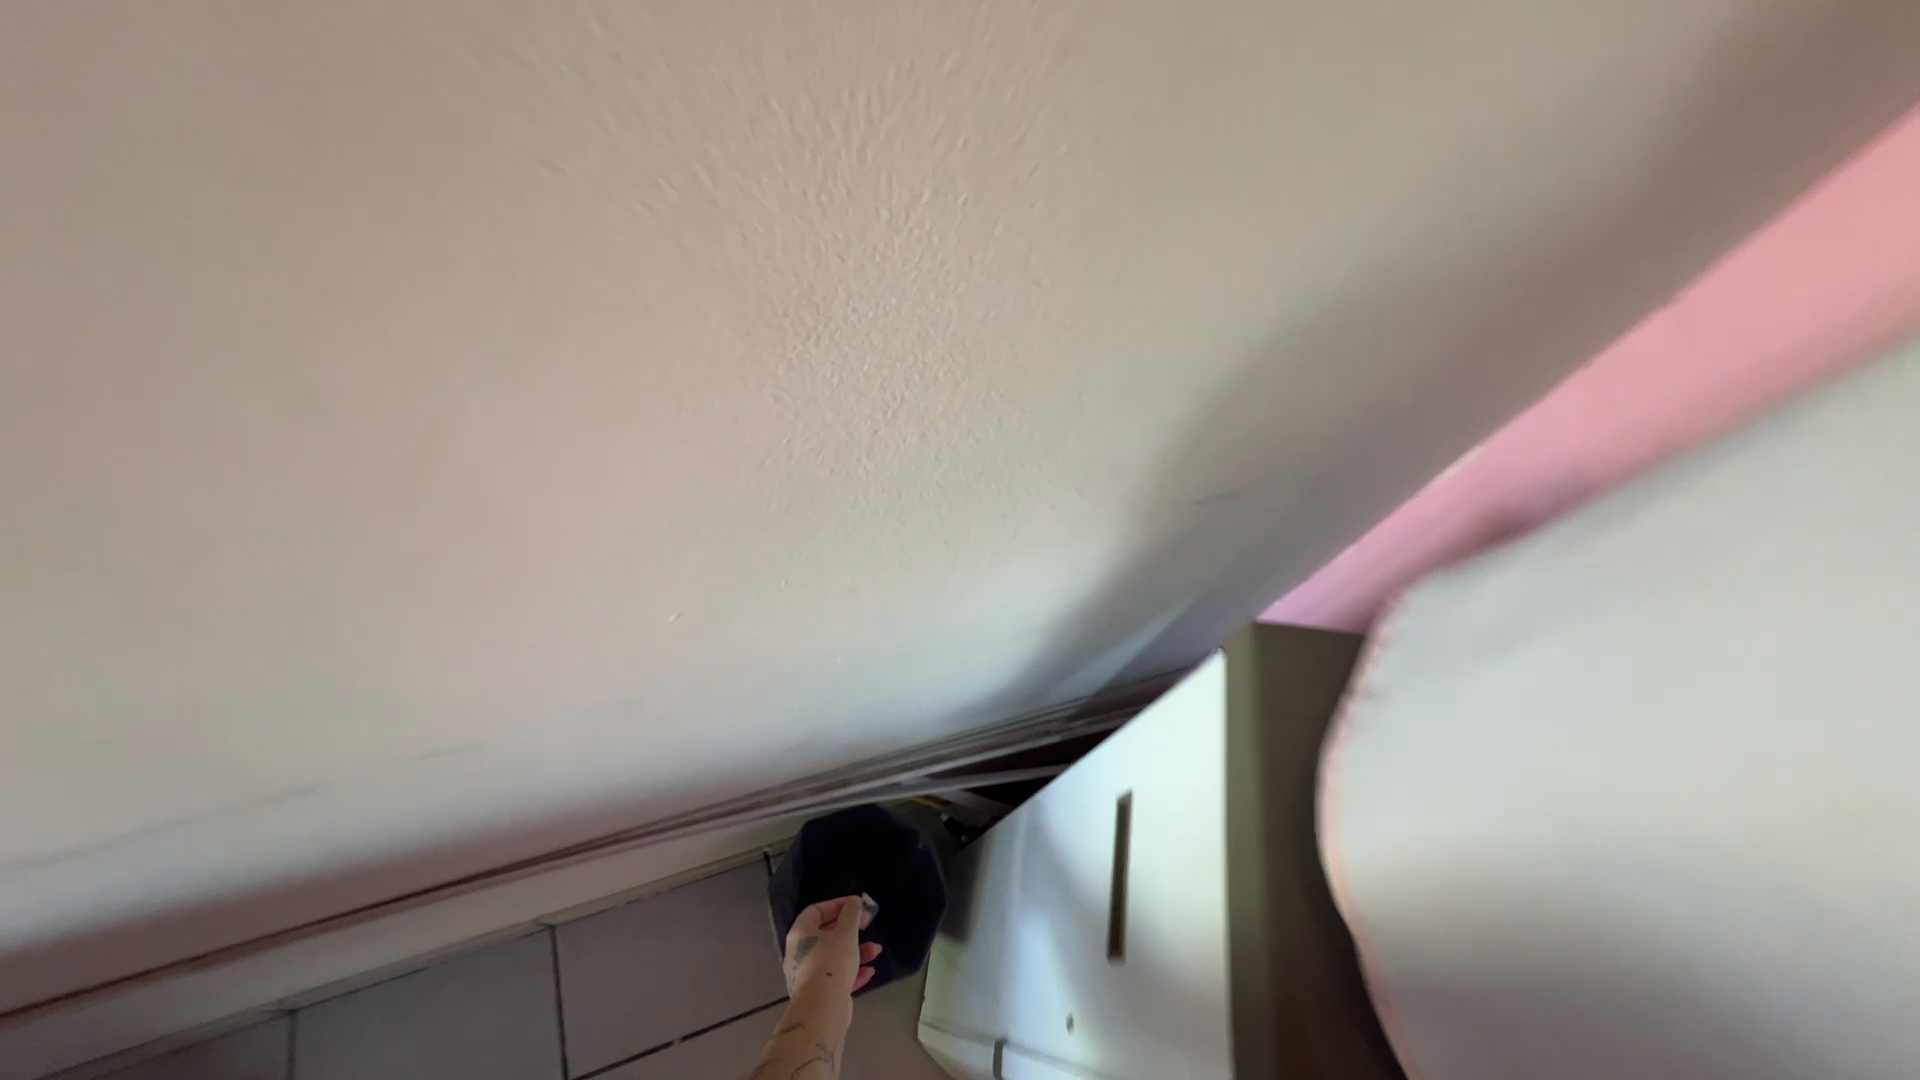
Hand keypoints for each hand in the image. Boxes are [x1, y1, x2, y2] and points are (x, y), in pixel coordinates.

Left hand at [783, 896, 882, 997]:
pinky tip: (869, 972)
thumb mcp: (846, 932)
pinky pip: (837, 976)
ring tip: (876, 951)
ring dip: (857, 951)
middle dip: (851, 929)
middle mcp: (800, 953)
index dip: (837, 904)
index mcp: (800, 934)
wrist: (822, 1009)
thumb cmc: (832, 962)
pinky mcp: (819, 993)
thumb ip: (852, 914)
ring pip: (835, 956)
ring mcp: (808, 975)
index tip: (856, 905)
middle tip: (868, 924)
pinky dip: (853, 972)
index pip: (816, 910)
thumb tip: (854, 902)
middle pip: (827, 933)